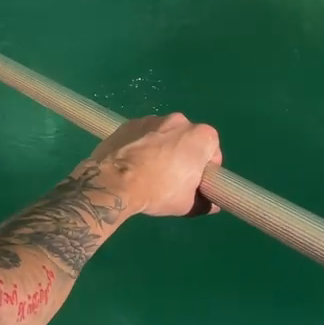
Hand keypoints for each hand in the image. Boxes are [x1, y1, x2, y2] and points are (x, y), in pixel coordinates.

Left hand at [81, 113, 221, 217]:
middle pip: (186, 140)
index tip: (195, 181)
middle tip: (172, 176)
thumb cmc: (158, 191)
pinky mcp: (126, 123)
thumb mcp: (189, 205)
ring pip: (162, 135)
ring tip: (148, 170)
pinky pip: (140, 135)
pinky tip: (132, 162)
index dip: (205, 169)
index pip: (211, 152)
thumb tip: (210, 204)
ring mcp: (149, 119)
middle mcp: (177, 120)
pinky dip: (139, 144)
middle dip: (182, 155)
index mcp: (200, 136)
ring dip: (160, 148)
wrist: (112, 182)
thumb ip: (205, 202)